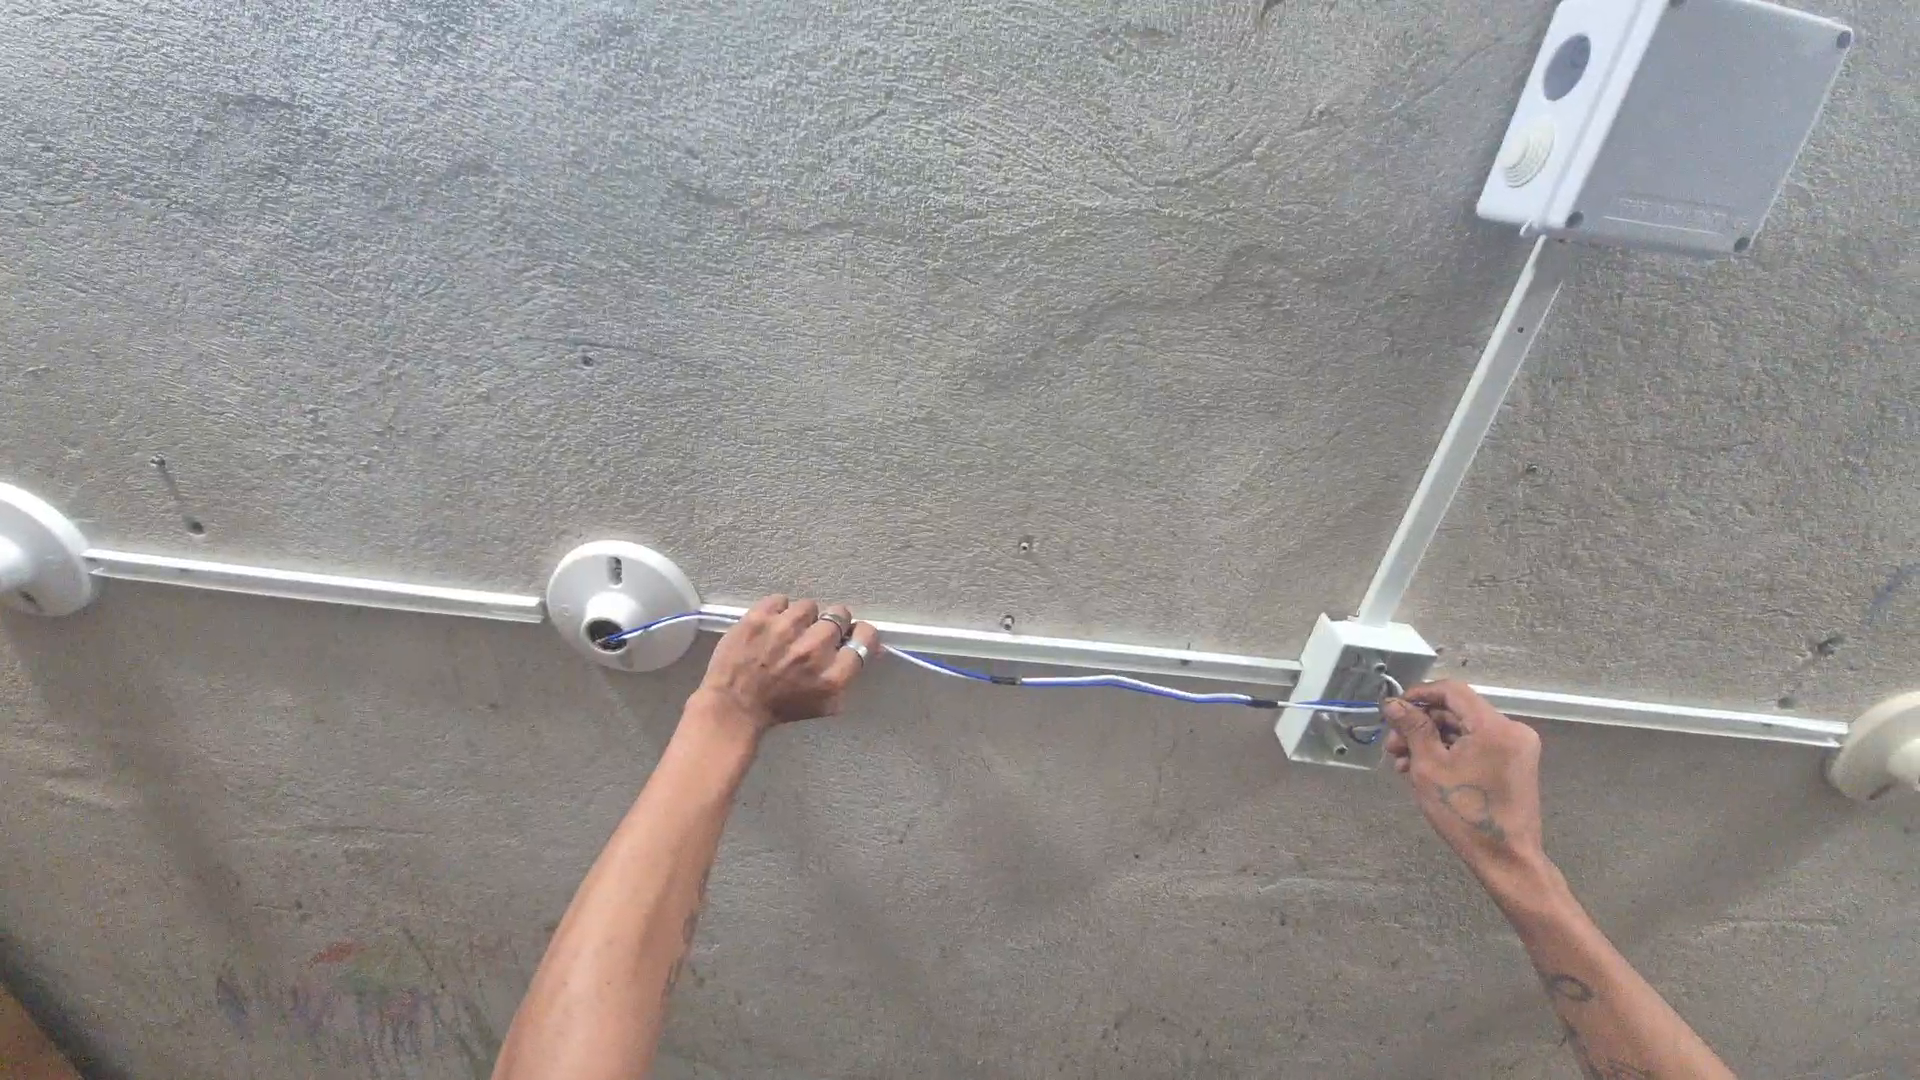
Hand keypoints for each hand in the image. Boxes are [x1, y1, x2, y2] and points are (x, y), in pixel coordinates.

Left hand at [694, 594, 879, 737]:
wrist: (734, 706)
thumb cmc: (781, 708)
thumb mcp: (826, 702)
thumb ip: (850, 673)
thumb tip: (874, 647)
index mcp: (833, 675)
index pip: (864, 637)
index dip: (860, 632)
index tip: (850, 633)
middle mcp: (813, 650)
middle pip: (839, 616)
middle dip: (829, 624)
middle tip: (812, 636)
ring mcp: (786, 630)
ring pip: (809, 606)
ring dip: (802, 618)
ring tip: (787, 633)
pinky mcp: (760, 618)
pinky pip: (781, 600)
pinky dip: (776, 611)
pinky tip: (769, 628)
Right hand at [1382, 680, 1546, 887]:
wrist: (1505, 858)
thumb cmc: (1464, 812)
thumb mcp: (1429, 766)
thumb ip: (1412, 728)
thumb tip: (1393, 704)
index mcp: (1495, 728)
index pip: (1452, 691)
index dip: (1419, 694)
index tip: (1394, 709)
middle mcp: (1512, 731)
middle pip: (1456, 711)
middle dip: (1420, 724)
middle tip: (1392, 743)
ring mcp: (1515, 748)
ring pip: (1461, 729)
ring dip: (1429, 740)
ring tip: (1401, 762)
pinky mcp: (1513, 764)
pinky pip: (1474, 745)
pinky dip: (1447, 752)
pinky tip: (1421, 768)